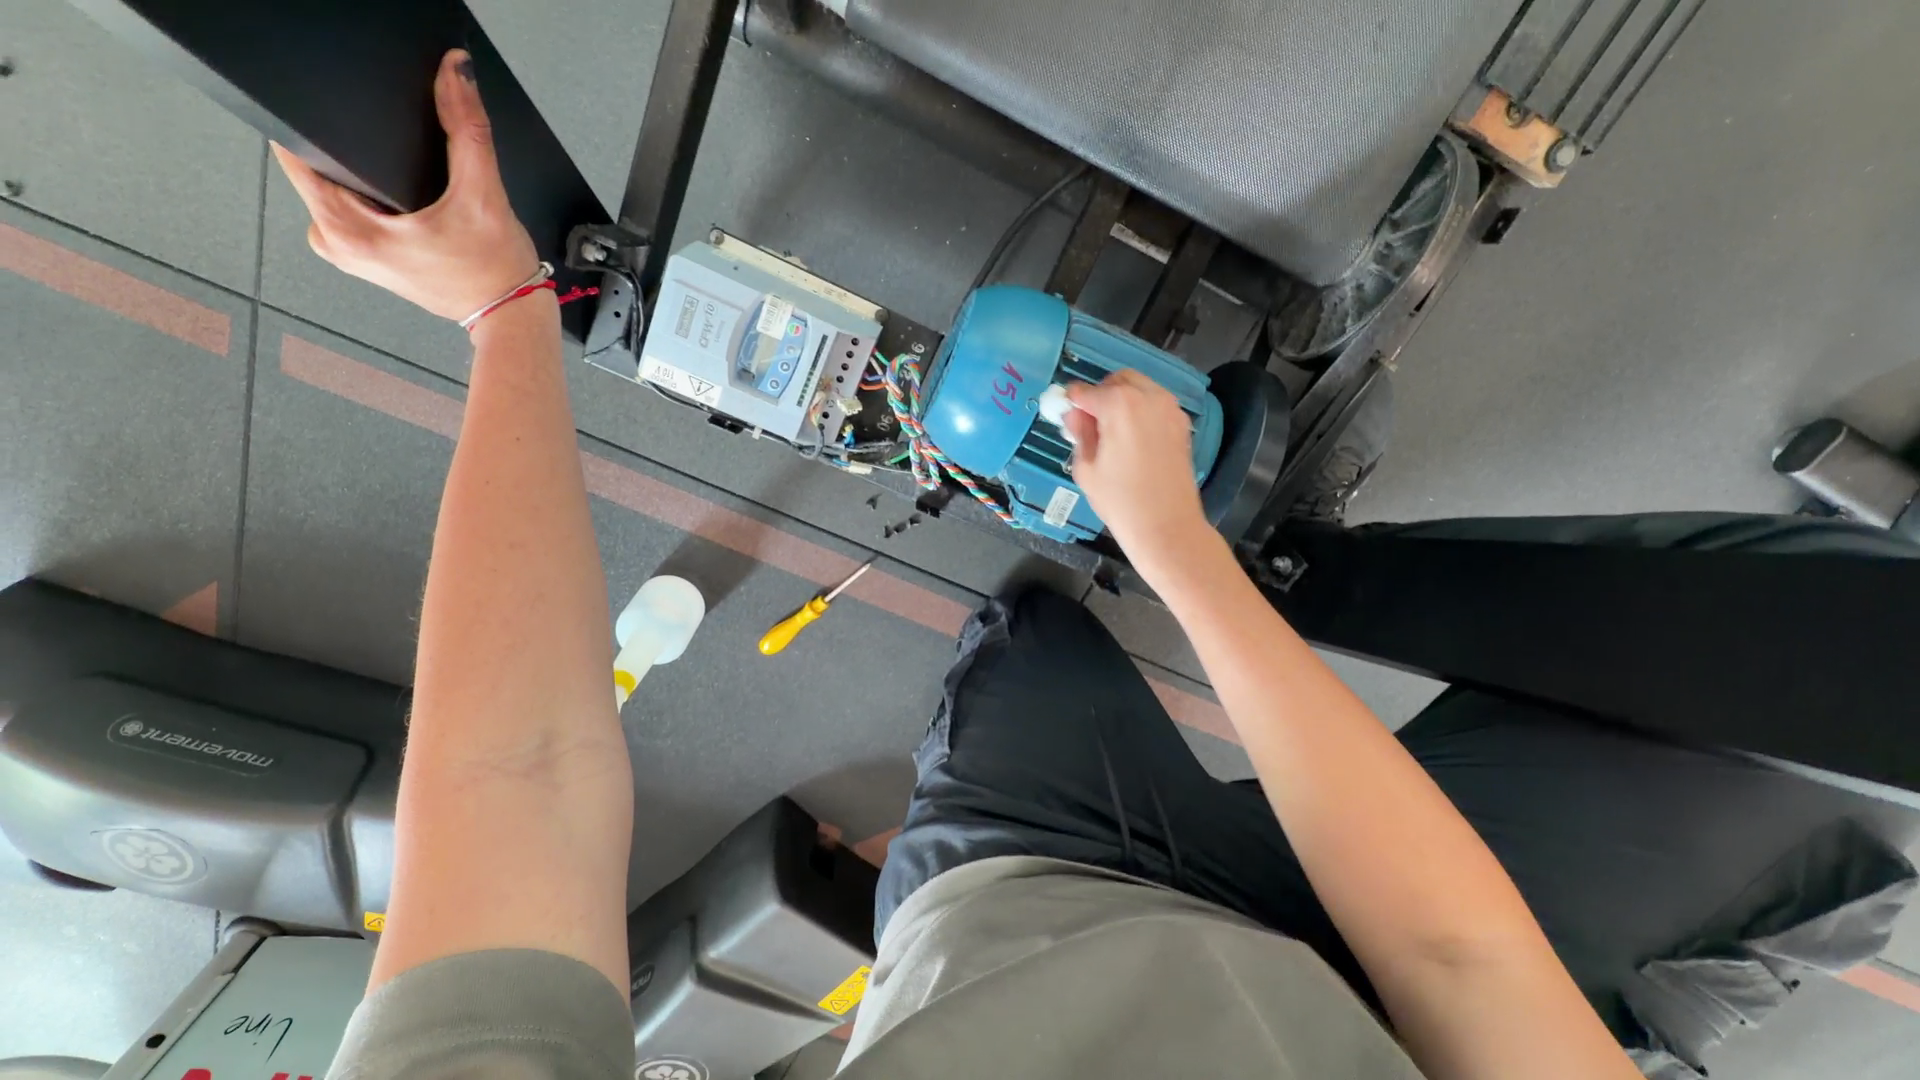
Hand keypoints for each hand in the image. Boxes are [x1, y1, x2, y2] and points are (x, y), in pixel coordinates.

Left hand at [270, 50, 539, 321]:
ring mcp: (347, 253)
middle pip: (321, 168)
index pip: (297, 152)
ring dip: (371, 181)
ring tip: (416, 199)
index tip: (353, 121)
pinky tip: (415, 214)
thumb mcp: (484, 196)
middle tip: (408, 175)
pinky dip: (380, 203)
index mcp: (346, 229)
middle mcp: (335, 243)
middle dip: (358, 158)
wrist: (510, 316)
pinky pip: (355, 211)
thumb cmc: (494, 274)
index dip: (324, 125)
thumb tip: (455, 74)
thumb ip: (466, 129)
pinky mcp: (365, 259)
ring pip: (340, 189)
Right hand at [1065, 371, 1216, 573]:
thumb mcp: (1086, 468)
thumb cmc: (1120, 501)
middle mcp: (1148, 397)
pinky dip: (1141, 411)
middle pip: (1117, 380)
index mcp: (1119, 404)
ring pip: (1140, 388)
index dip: (1072, 403)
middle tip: (1091, 423)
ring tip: (1112, 432)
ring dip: (1122, 400)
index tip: (1068, 417)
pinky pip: (1155, 404)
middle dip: (1101, 395)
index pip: (1085, 391)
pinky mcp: (1182, 424)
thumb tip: (1075, 415)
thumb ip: (1080, 433)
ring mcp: (1170, 408)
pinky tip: (1133, 439)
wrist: (1167, 526)